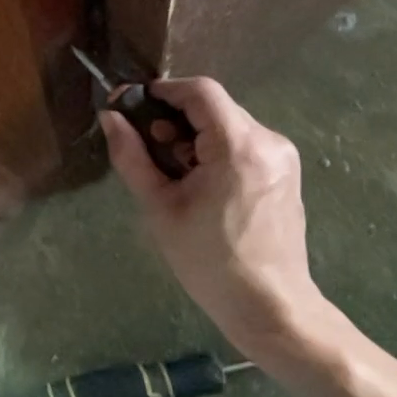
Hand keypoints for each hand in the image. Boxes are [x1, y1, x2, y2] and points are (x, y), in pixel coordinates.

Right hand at [101, 78, 326, 358]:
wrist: (269, 305)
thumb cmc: (208, 260)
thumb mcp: (159, 207)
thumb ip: (132, 156)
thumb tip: (111, 117)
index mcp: (239, 147)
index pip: (200, 91)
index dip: (162, 91)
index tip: (131, 106)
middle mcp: (269, 141)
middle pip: (214, 106)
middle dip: (174, 118)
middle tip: (147, 147)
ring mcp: (283, 156)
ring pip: (227, 124)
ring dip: (193, 136)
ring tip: (172, 172)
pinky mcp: (286, 172)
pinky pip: (243, 143)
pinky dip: (214, 150)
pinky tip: (199, 183)